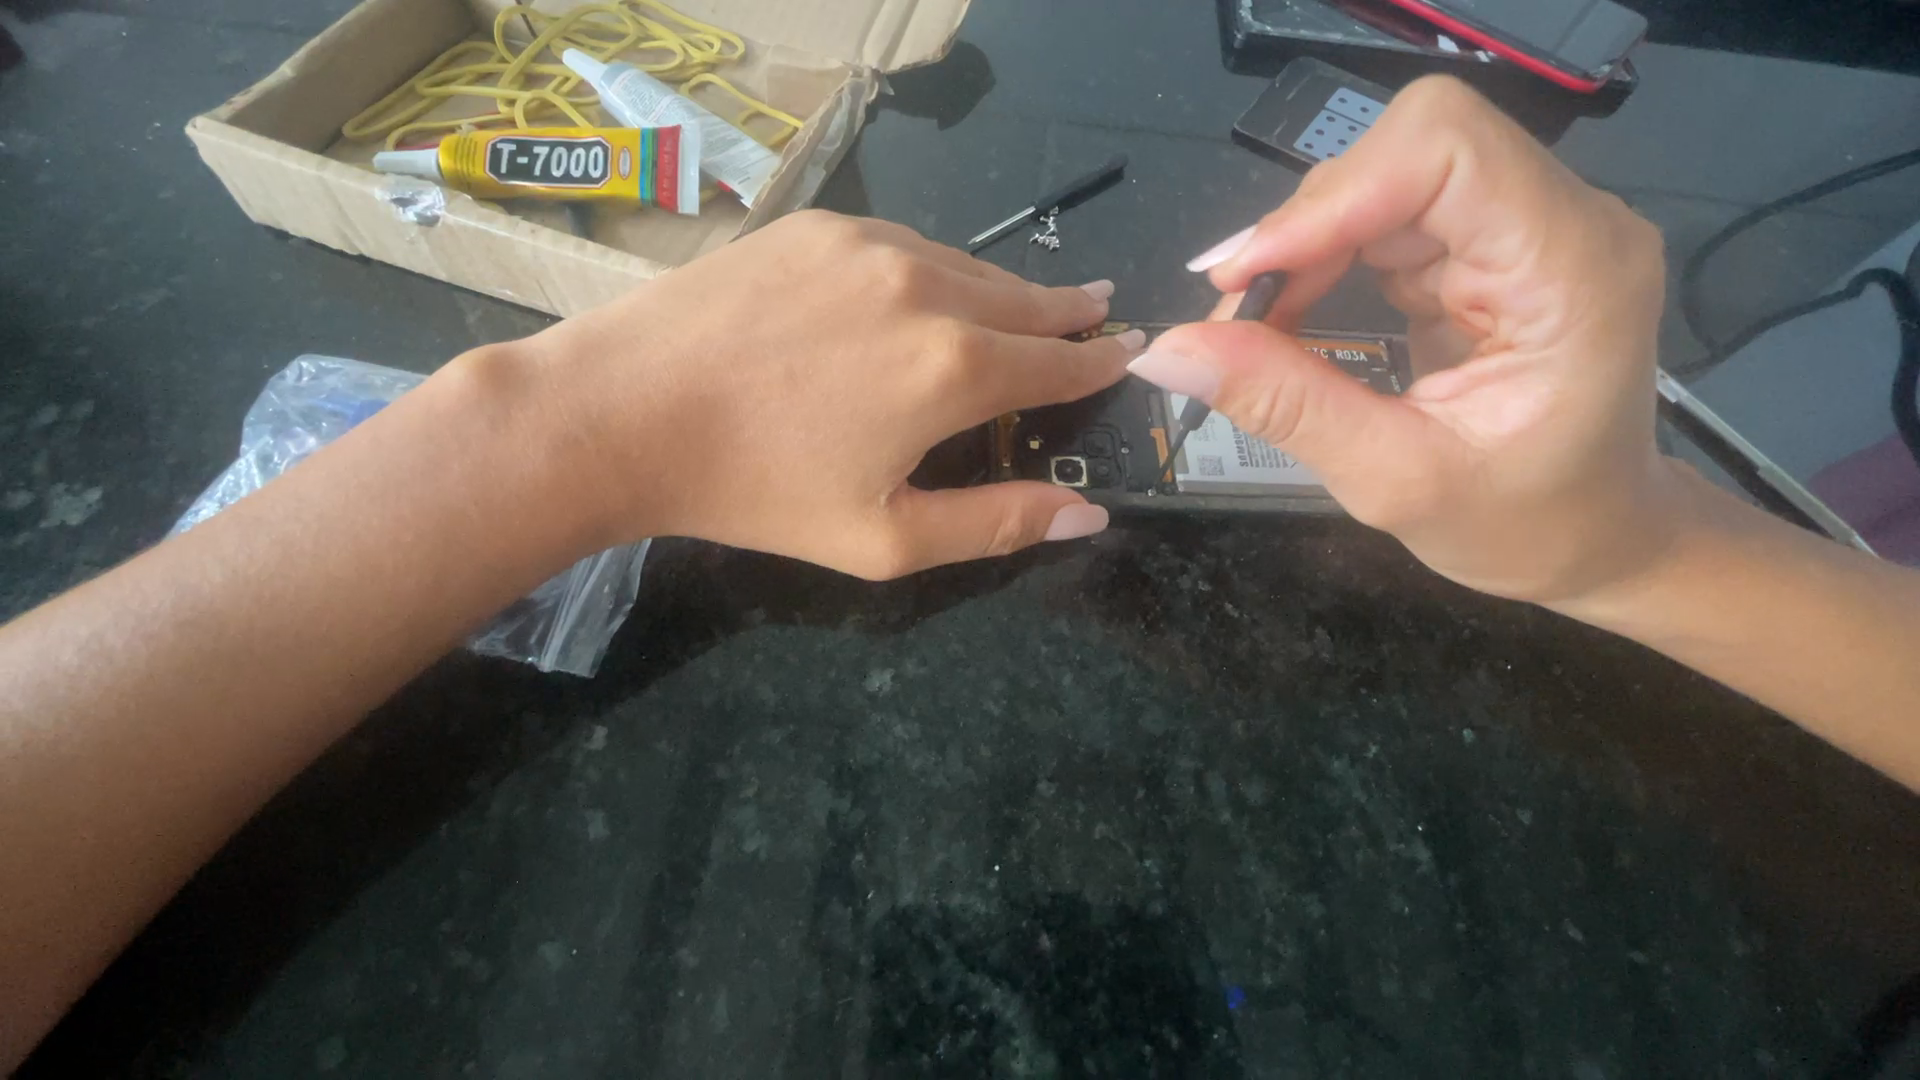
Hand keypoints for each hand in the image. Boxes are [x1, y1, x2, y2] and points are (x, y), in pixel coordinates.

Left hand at [512, 210, 1141, 578]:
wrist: (622, 414)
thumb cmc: (758, 492)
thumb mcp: (886, 540)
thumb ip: (996, 525)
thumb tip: (1090, 515)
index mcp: (954, 370)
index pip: (1058, 362)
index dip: (1099, 361)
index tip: (1128, 351)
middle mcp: (927, 288)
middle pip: (1023, 300)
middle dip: (1067, 312)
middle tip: (1100, 309)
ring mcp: (869, 244)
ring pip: (967, 267)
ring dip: (1004, 291)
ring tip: (1030, 304)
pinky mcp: (820, 224)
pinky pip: (906, 246)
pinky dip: (937, 270)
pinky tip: (934, 288)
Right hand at [1128, 77, 1682, 604]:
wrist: (1591, 537)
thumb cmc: (1518, 524)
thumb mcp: (1389, 480)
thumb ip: (1283, 407)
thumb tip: (1164, 352)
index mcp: (1568, 269)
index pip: (1444, 153)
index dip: (1328, 199)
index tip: (1240, 280)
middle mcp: (1555, 223)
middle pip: (1405, 153)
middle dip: (1302, 227)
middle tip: (1233, 314)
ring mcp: (1518, 230)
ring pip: (1381, 181)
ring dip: (1299, 247)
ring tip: (1249, 329)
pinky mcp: (1481, 251)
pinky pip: (1378, 221)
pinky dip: (1315, 263)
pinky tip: (1286, 319)